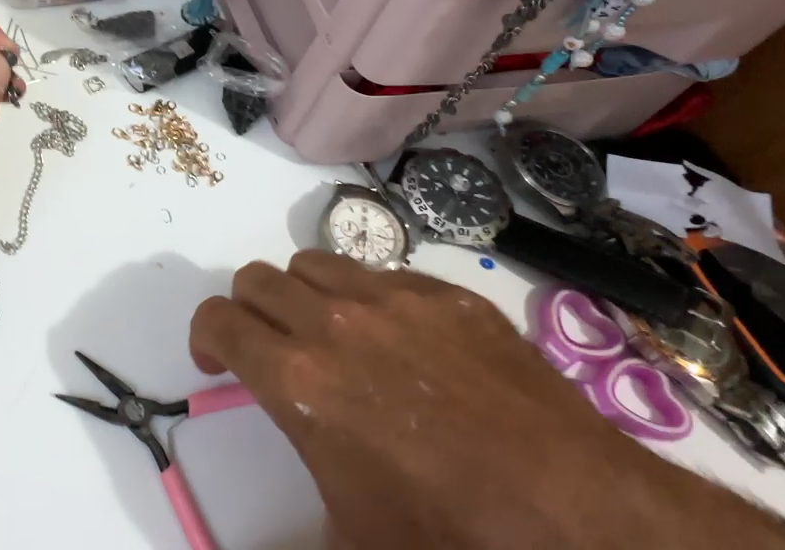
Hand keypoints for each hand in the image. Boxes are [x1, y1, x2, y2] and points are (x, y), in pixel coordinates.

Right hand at [190, 252, 784, 549]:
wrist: (579, 518)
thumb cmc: (449, 536)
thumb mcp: (347, 539)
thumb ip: (289, 528)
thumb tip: (258, 546)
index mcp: (296, 379)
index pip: (217, 320)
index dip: (206, 338)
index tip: (219, 362)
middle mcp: (331, 323)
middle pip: (255, 279)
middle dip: (249, 312)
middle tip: (271, 348)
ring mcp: (393, 300)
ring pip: (312, 263)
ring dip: (302, 295)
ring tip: (331, 335)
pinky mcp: (447, 296)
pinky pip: (382, 274)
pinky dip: (368, 299)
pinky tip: (403, 344)